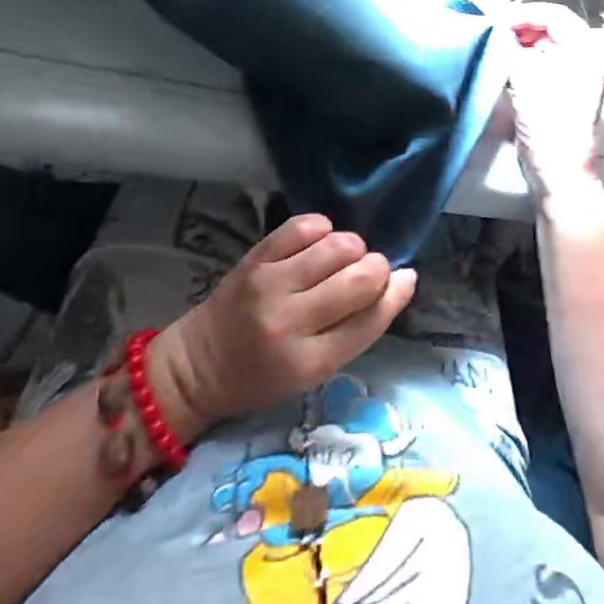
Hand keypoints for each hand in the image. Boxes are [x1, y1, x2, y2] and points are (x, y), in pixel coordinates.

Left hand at [147, 215, 416, 438]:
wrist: (199, 364)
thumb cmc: (262, 376)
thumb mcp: (316, 371)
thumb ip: (358, 329)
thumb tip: (404, 279)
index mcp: (309, 362)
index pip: (371, 319)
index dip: (395, 294)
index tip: (402, 280)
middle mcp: (289, 321)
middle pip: (359, 278)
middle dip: (377, 269)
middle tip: (367, 274)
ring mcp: (269, 284)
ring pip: (337, 246)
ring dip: (353, 247)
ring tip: (342, 259)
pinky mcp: (254, 258)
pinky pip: (304, 226)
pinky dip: (323, 229)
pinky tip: (320, 242)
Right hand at [505, 3, 603, 195]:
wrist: (559, 172)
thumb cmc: (549, 123)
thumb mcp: (526, 78)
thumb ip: (512, 49)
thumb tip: (498, 34)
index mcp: (588, 50)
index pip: (554, 15)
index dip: (523, 14)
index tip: (494, 22)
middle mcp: (588, 58)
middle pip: (550, 28)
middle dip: (519, 28)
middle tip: (490, 33)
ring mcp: (577, 76)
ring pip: (544, 47)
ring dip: (519, 44)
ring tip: (492, 47)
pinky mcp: (563, 92)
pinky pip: (542, 65)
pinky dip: (523, 61)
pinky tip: (503, 65)